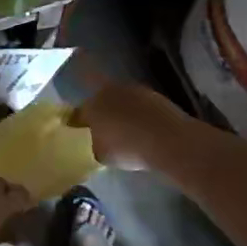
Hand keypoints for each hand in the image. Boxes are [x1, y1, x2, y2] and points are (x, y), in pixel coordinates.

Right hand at [72, 79, 189, 170]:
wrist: (167, 139)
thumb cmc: (128, 148)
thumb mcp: (102, 155)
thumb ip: (95, 145)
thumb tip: (98, 142)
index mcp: (91, 106)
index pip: (79, 114)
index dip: (80, 125)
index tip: (82, 134)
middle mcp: (109, 92)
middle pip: (100, 102)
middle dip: (101, 114)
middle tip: (105, 132)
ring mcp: (133, 90)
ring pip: (121, 101)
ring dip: (122, 112)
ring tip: (128, 131)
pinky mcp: (153, 94)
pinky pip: (139, 105)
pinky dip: (140, 114)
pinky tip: (145, 129)